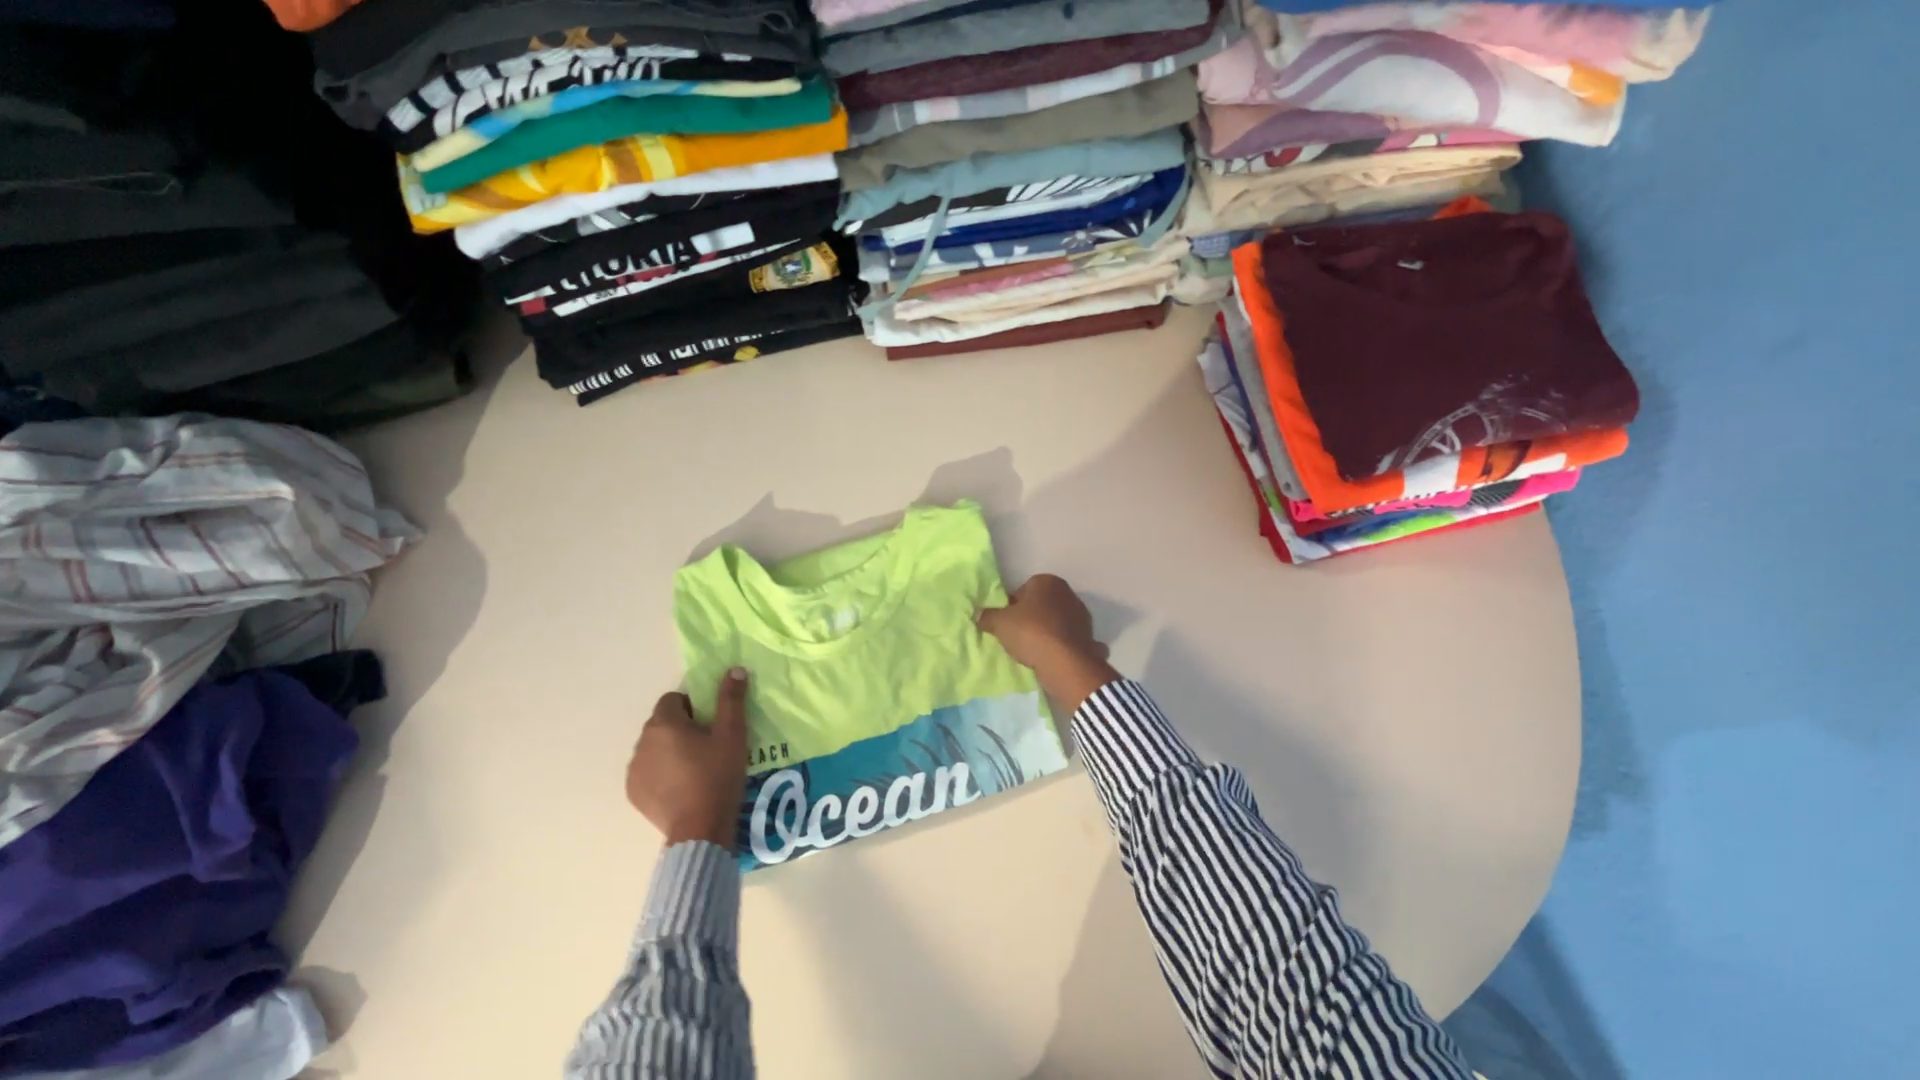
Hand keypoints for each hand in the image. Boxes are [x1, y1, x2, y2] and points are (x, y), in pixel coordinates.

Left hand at [626, 668, 749, 850]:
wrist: (700, 828)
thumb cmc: (717, 776)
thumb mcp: (732, 735)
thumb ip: (731, 700)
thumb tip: (734, 670)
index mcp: (664, 723)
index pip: (673, 700)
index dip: (693, 707)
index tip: (710, 726)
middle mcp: (642, 741)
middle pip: (662, 723)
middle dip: (681, 729)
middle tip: (707, 748)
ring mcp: (634, 768)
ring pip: (654, 748)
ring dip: (669, 751)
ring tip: (695, 770)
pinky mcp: (633, 791)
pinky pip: (647, 772)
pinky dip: (661, 774)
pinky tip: (681, 788)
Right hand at [978, 574, 1120, 711]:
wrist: (1064, 662)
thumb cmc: (1030, 632)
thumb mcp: (999, 623)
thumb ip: (987, 616)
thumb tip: (979, 615)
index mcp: (1047, 582)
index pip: (1022, 590)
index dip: (1011, 607)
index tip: (1005, 623)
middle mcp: (1068, 593)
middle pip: (1041, 605)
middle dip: (1030, 618)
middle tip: (1016, 636)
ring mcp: (1081, 616)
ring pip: (1056, 622)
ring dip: (1047, 632)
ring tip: (1032, 651)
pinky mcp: (1089, 637)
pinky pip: (1070, 640)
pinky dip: (1063, 646)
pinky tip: (1053, 658)